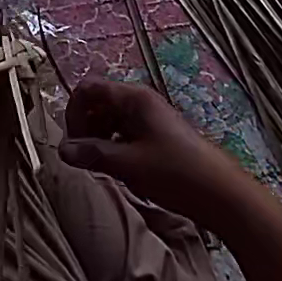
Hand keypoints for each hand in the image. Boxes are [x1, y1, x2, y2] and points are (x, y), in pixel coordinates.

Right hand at [59, 79, 247, 223]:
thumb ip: (93, 153)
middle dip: (84, 126)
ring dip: (97, 137)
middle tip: (83, 157)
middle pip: (98, 101)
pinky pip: (123, 131)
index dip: (74, 111)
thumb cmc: (174, 172)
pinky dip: (113, 145)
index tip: (72, 142)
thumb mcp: (129, 164)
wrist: (220, 192)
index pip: (89, 88)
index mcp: (133, 98)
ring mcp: (148, 117)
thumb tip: (61, 149)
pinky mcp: (155, 134)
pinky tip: (116, 168)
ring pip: (110, 118)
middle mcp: (139, 101)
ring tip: (98, 165)